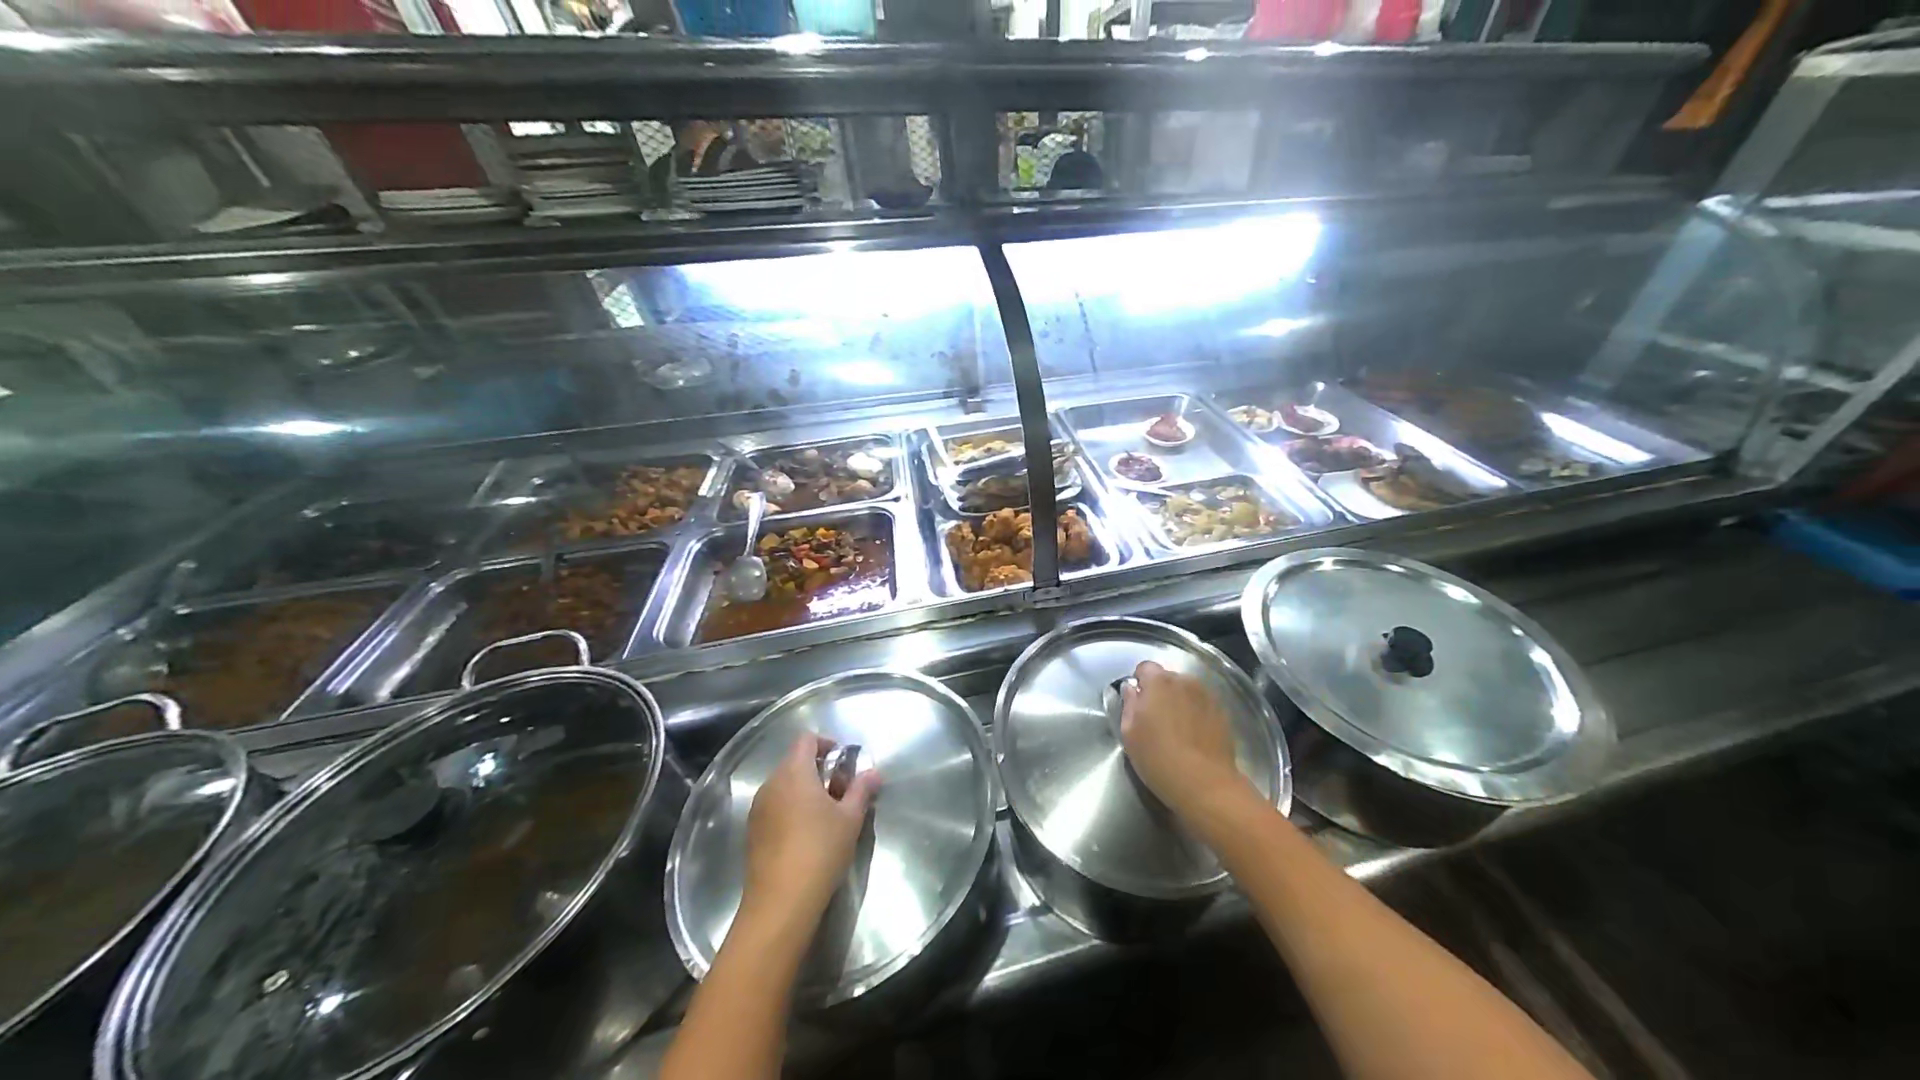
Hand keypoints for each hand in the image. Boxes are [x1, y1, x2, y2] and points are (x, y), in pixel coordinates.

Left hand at [742, 733, 880, 928]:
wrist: (781, 901)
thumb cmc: (820, 850)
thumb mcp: (850, 818)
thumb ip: (861, 790)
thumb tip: (873, 773)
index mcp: (794, 772)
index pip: (806, 739)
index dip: (827, 743)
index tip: (845, 762)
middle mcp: (771, 784)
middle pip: (795, 762)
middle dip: (820, 771)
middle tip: (843, 794)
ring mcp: (758, 808)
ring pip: (785, 786)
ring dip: (806, 791)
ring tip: (828, 817)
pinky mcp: (753, 831)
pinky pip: (775, 807)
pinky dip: (792, 809)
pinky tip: (807, 836)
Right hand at [1120, 661, 1252, 818]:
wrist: (1204, 784)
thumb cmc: (1158, 757)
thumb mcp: (1129, 732)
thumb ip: (1129, 703)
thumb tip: (1132, 689)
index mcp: (1158, 682)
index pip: (1144, 667)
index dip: (1139, 683)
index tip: (1137, 704)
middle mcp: (1185, 681)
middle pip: (1168, 678)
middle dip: (1160, 693)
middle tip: (1155, 720)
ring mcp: (1207, 696)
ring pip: (1187, 692)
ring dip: (1179, 703)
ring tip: (1176, 730)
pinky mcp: (1223, 713)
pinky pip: (1202, 706)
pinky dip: (1196, 715)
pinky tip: (1193, 738)